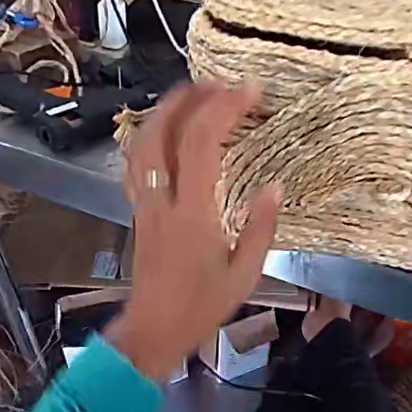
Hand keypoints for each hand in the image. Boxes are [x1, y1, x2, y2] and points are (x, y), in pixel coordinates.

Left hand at [108, 82, 281, 380]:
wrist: (154, 328)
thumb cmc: (202, 306)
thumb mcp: (245, 273)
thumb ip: (261, 227)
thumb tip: (275, 186)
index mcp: (193, 213)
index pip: (201, 143)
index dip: (224, 108)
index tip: (250, 91)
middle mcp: (162, 199)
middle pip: (162, 130)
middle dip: (190, 97)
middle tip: (220, 83)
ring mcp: (144, 203)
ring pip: (141, 141)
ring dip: (165, 110)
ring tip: (193, 95)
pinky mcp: (137, 210)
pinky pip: (136, 161)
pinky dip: (151, 134)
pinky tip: (167, 130)